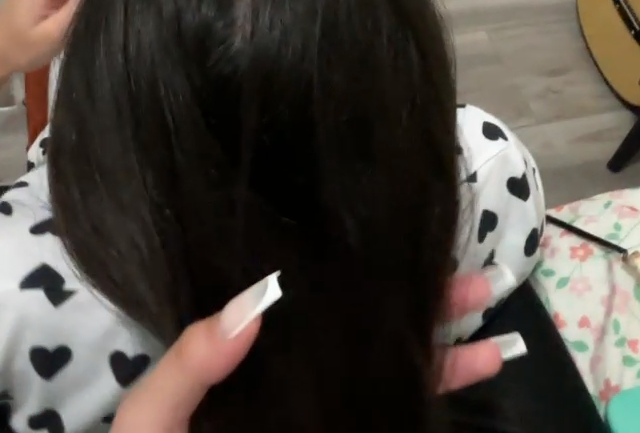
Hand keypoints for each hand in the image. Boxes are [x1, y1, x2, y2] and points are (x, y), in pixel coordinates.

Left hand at [113, 269, 521, 432]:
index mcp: (250, 348)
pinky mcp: (348, 429)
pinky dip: (443, 382)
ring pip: (392, 356)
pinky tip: (482, 359)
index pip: (305, 291)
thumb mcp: (152, 413)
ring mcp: (324, 403)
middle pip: (360, 316)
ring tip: (486, 293)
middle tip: (463, 260)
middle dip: (413, 289)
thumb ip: (190, 360)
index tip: (387, 227)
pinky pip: (400, 406)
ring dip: (442, 328)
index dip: (346, 261)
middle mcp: (296, 367)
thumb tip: (254, 302)